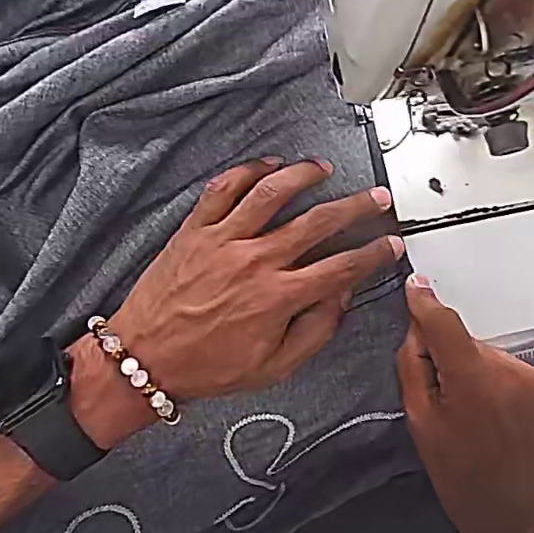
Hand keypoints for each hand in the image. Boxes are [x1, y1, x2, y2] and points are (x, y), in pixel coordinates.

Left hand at [105, 157, 403, 402]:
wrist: (144, 358)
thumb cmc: (204, 365)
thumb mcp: (272, 367)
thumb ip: (313, 332)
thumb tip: (339, 299)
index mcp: (277, 297)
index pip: (341, 266)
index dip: (373, 253)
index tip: (389, 244)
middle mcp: (255, 261)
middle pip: (318, 221)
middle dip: (356, 206)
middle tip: (376, 198)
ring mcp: (223, 240)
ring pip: (272, 192)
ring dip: (304, 175)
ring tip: (323, 168)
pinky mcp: (195, 230)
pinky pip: (223, 189)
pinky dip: (247, 171)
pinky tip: (266, 165)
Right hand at [397, 274, 533, 532]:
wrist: (523, 524)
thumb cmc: (464, 480)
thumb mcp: (421, 425)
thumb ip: (414, 368)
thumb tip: (417, 328)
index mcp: (472, 381)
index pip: (445, 322)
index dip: (426, 304)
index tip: (417, 287)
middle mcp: (513, 373)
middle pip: (471, 343)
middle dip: (456, 358)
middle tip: (451, 396)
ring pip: (497, 358)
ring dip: (485, 374)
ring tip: (483, 416)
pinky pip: (522, 373)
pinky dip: (510, 386)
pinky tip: (507, 419)